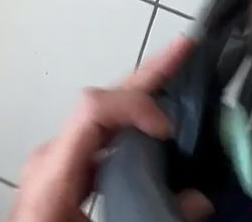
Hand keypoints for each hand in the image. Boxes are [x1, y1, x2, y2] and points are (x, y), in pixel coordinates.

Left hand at [12, 38, 209, 220]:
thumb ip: (149, 220)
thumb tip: (199, 200)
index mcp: (52, 173)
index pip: (91, 112)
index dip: (132, 106)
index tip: (167, 130)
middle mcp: (52, 157)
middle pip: (100, 101)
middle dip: (147, 75)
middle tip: (185, 48)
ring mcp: (57, 163)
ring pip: (103, 114)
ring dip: (142, 93)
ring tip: (179, 72)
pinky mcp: (66, 176)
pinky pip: (101, 137)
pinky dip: (133, 122)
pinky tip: (157, 120)